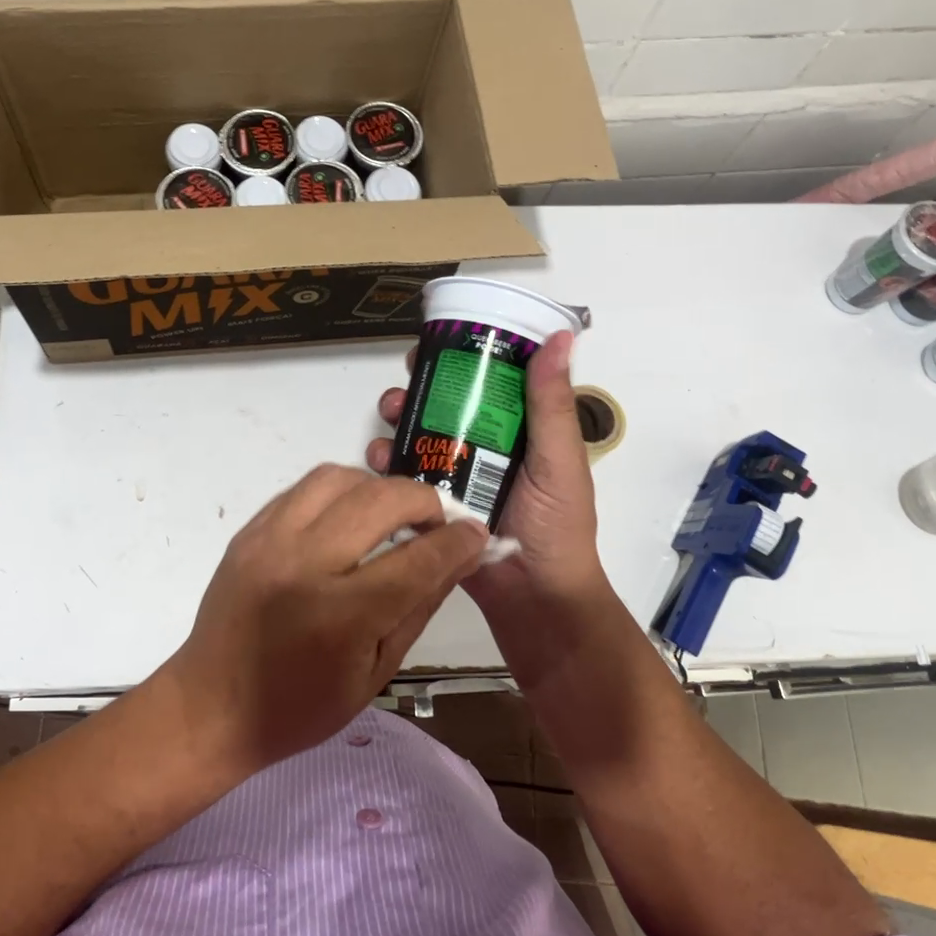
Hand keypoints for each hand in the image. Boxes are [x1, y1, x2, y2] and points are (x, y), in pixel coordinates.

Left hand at [159, 464, 487, 773]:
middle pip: (380, 500)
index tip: (476, 534)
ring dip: (377, 488)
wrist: (211, 706)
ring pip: (338, 477)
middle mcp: (304, 563)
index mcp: (341, 613)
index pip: (419, 557)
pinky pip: (302, 488)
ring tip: (391, 516)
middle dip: (424, 501)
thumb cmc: (300, 706)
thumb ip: (419, 607)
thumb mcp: (375, 673)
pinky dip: (337, 493)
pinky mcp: (248, 532)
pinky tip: (347, 519)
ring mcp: (269, 540)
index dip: (458, 540)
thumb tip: (461, 558)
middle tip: (437, 522)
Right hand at [366, 331, 608, 618]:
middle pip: (444, 405)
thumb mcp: (559, 460)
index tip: (438, 340)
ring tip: (387, 418)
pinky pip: (402, 478)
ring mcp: (455, 479)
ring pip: (417, 437)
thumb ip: (552, 405)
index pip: (488, 382)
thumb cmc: (557, 526)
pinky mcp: (431, 508)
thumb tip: (558, 337)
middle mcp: (483, 449)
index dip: (463, 357)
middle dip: (419, 388)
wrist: (534, 598)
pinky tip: (376, 460)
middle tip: (404, 382)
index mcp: (518, 433)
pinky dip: (385, 464)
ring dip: (397, 421)